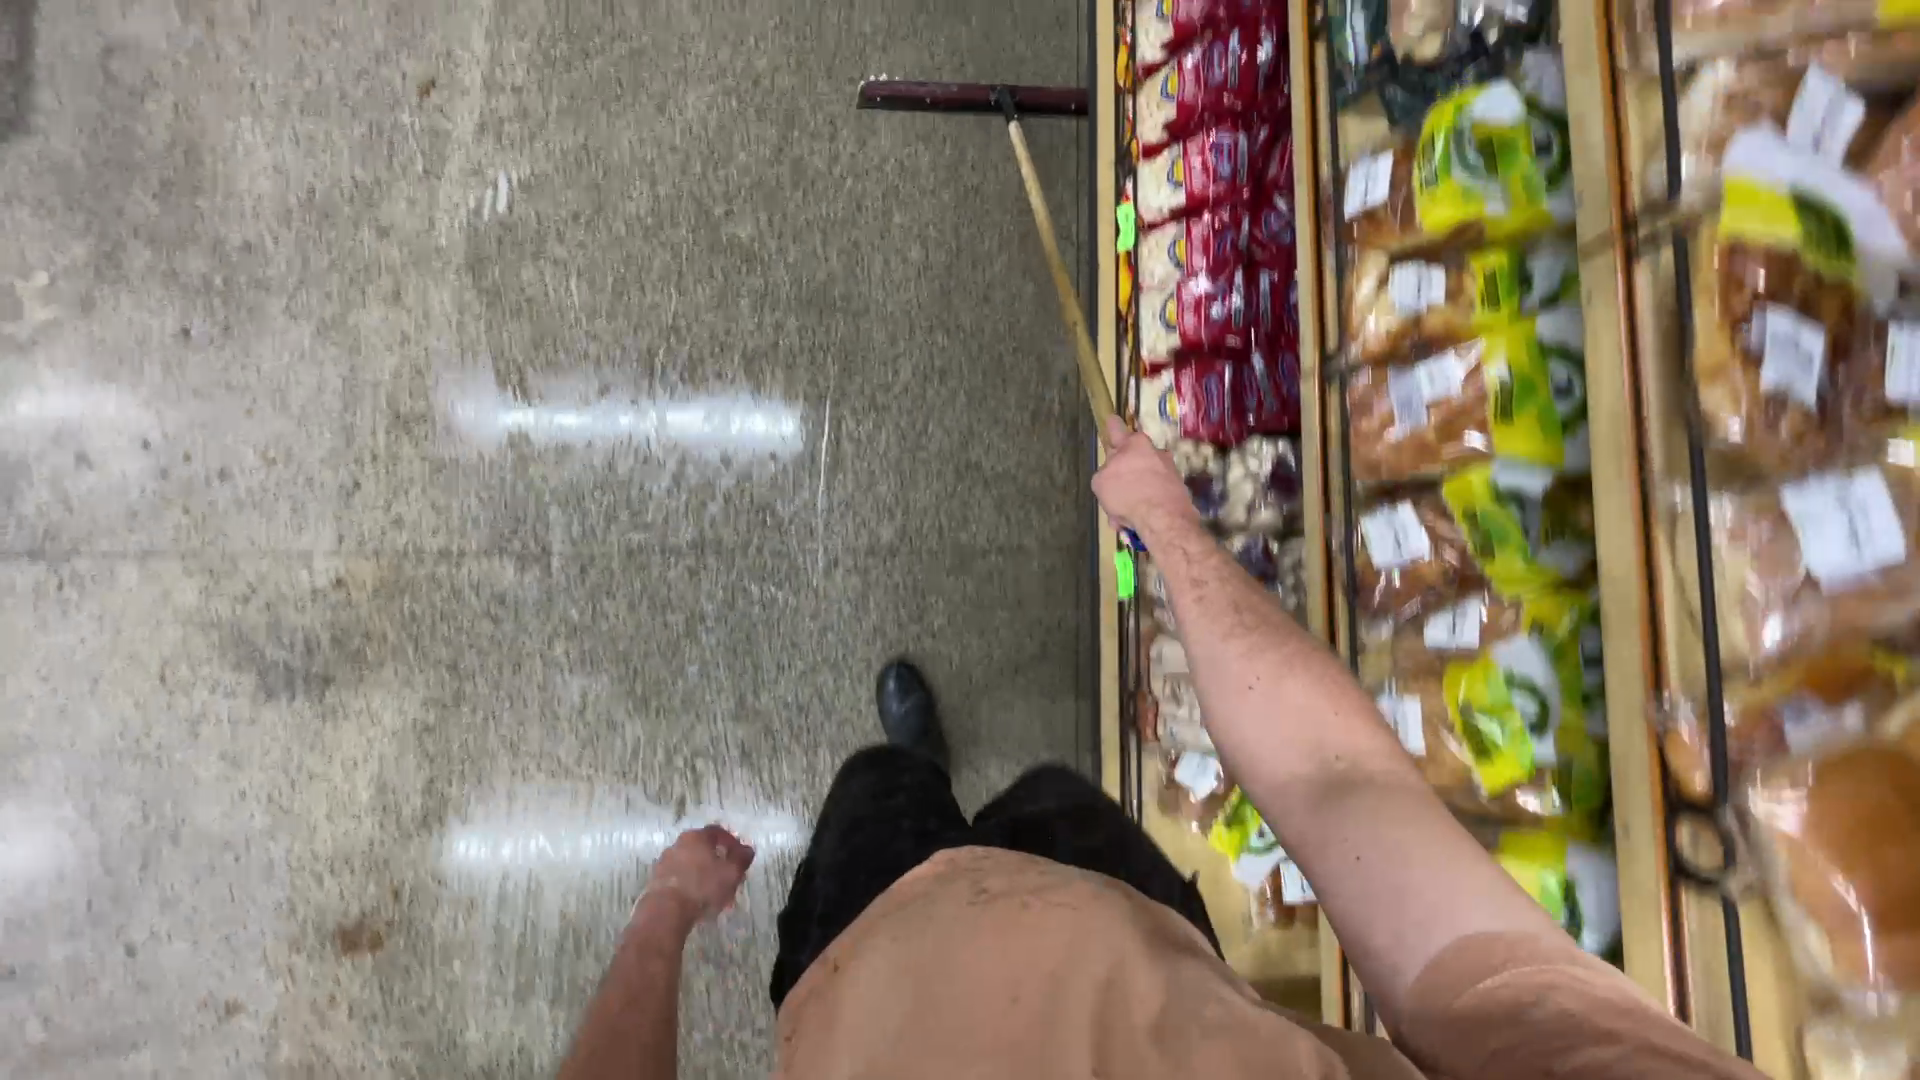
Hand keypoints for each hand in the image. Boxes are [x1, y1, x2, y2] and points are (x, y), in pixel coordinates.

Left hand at [643, 825, 755, 925]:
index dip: (732, 843)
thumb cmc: (702, 887)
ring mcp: (664, 863)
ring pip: (691, 865)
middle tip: (729, 877)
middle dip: (718, 862)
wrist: (665, 913)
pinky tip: (698, 901)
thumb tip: (747, 849)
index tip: (740, 857)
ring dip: (704, 876)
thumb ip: (741, 858)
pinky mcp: (656, 882)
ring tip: (715, 894)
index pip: (718, 832)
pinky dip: (690, 886)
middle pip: (703, 849)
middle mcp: (678, 844)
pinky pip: (679, 879)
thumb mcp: (731, 873)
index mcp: (696, 837)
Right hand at [1092, 416, 1200, 542]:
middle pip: (1133, 459)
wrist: (1163, 517)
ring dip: (1132, 497)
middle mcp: (1155, 452)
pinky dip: (1144, 507)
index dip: (1112, 426)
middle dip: (1123, 476)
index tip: (1111, 419)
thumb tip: (1113, 474)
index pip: (1117, 429)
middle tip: (1113, 494)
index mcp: (1134, 444)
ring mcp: (1169, 470)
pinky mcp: (1178, 489)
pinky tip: (1134, 523)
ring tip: (1121, 517)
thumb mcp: (1100, 482)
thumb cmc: (1126, 493)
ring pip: (1143, 481)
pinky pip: (1154, 496)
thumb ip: (1105, 472)